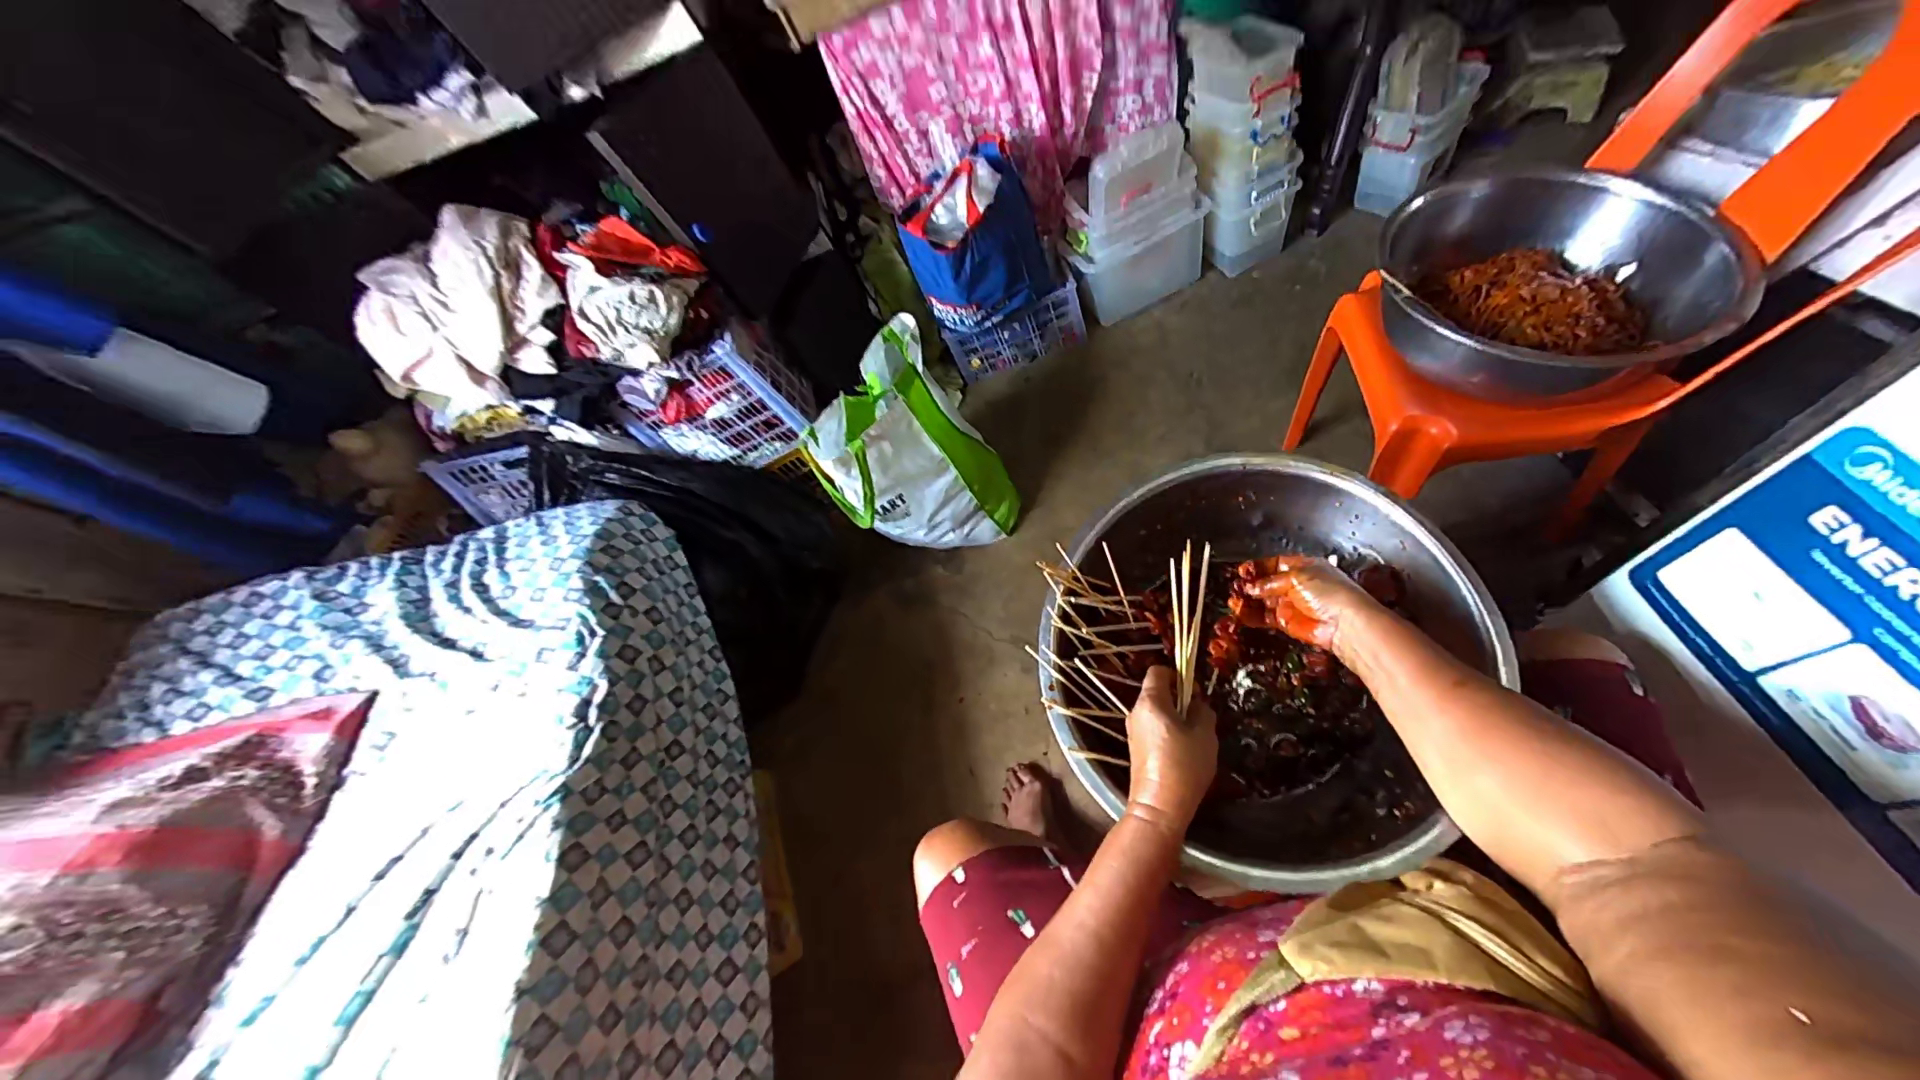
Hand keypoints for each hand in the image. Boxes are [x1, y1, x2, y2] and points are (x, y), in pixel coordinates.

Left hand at [1126, 667, 1216, 830]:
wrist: (1159, 805)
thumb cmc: (1184, 765)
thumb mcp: (1205, 734)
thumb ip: (1202, 710)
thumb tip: (1196, 702)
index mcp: (1150, 701)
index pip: (1157, 671)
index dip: (1177, 674)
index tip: (1195, 689)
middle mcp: (1136, 711)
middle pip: (1155, 690)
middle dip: (1178, 696)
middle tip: (1199, 713)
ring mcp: (1132, 729)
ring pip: (1154, 710)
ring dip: (1173, 715)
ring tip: (1195, 734)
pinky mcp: (1135, 746)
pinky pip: (1151, 726)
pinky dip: (1166, 729)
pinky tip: (1183, 748)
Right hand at [1241, 556, 1385, 657]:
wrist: (1344, 624)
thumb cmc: (1329, 592)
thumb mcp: (1297, 577)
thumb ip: (1270, 581)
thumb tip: (1251, 586)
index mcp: (1303, 567)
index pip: (1275, 564)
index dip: (1258, 566)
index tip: (1242, 570)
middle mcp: (1296, 584)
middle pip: (1265, 582)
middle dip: (1249, 584)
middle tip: (1235, 586)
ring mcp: (1290, 603)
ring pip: (1262, 600)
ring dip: (1247, 600)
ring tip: (1233, 600)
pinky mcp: (1286, 621)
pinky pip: (1263, 616)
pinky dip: (1250, 615)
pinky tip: (1239, 612)